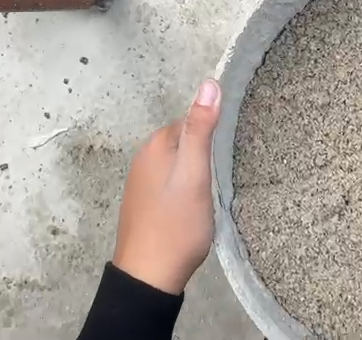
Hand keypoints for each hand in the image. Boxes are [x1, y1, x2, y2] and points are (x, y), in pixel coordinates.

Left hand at [111, 79, 221, 293]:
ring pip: (175, 163)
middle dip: (201, 155)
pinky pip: (167, 182)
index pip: (191, 122)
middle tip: (216, 181)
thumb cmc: (176, 224)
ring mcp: (139, 181)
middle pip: (182, 142)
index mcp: (157, 144)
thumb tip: (209, 82)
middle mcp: (143, 156)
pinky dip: (180, 189)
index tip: (222, 157)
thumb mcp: (196, 173)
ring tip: (206, 196)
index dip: (210, 138)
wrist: (147, 279)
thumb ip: (201, 128)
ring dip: (191, 174)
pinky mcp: (141, 203)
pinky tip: (189, 209)